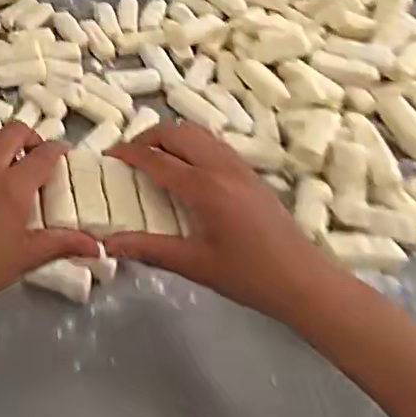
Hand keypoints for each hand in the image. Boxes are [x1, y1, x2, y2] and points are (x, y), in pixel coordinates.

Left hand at [0, 124, 99, 310]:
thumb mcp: (28, 256)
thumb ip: (62, 243)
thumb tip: (97, 246)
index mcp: (14, 185)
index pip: (43, 154)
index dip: (58, 149)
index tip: (64, 153)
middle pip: (13, 130)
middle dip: (31, 136)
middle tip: (37, 154)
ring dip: (3, 137)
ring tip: (11, 158)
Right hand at [106, 123, 344, 322]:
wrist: (308, 285)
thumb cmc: (249, 277)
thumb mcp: (194, 265)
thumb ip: (148, 249)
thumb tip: (107, 244)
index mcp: (203, 188)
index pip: (155, 158)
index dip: (127, 153)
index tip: (108, 156)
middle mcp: (220, 168)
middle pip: (175, 133)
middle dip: (147, 137)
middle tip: (130, 155)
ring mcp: (239, 167)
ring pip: (196, 132)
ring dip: (170, 137)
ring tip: (155, 156)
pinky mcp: (250, 173)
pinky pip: (213, 142)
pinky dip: (191, 143)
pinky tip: (187, 167)